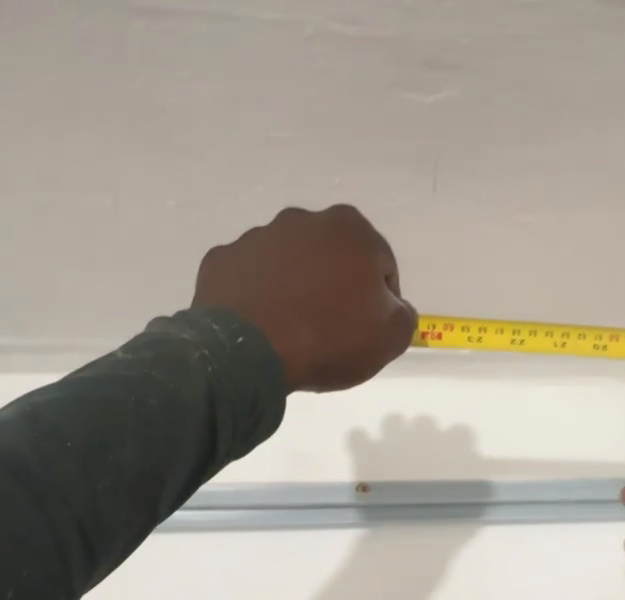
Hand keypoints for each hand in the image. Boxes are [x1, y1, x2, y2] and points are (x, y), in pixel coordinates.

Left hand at [193, 205, 417, 392]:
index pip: (381, 266)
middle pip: (331, 258)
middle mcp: (302, 220)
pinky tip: (262, 326)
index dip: (380, 302)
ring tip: (292, 331)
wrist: (250, 354)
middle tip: (330, 331)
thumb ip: (402, 315)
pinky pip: (249, 279)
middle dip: (334, 287)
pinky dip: (257, 297)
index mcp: (350, 229)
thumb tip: (392, 307)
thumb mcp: (390, 337)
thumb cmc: (330, 339)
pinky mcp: (221, 261)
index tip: (368, 331)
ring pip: (288, 265)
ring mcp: (256, 238)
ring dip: (294, 289)